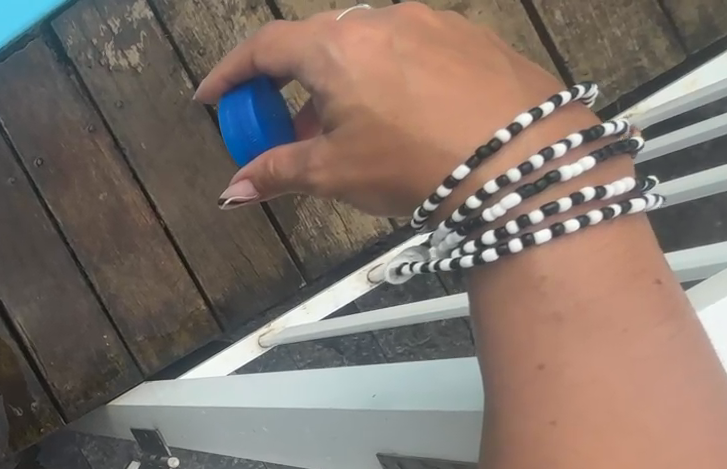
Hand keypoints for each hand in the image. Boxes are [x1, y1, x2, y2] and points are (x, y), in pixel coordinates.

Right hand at [196, 3, 568, 215]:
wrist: (517, 155)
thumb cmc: (408, 160)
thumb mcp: (328, 173)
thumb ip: (275, 172)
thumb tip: (233, 190)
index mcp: (338, 48)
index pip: (266, 46)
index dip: (229, 73)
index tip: (209, 98)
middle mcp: (381, 21)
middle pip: (310, 41)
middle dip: (276, 82)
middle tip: (263, 123)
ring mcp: (428, 22)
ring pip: (355, 45)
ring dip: (323, 84)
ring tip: (320, 133)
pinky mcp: (463, 36)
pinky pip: (395, 48)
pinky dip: (365, 78)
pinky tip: (370, 120)